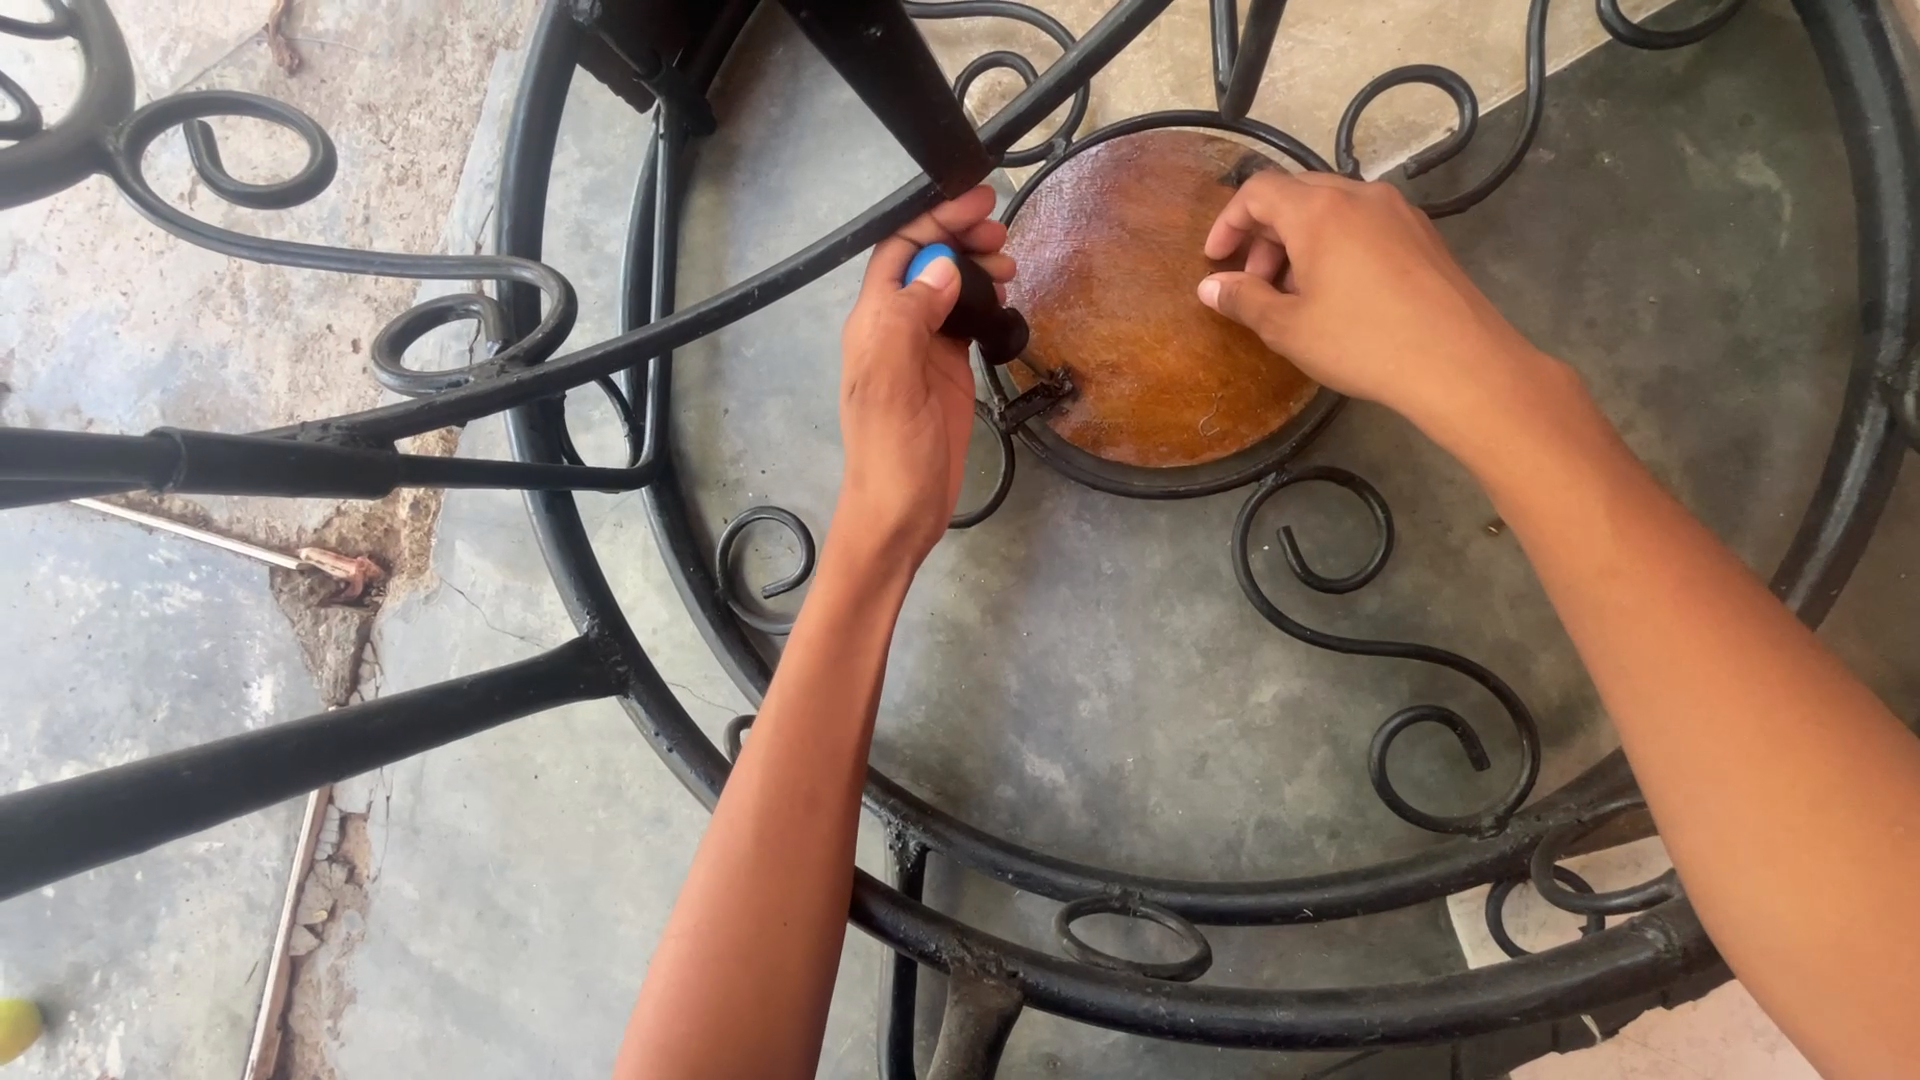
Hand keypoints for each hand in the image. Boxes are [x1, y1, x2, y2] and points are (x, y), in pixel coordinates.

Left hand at [838, 185, 1013, 564]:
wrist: (903, 512)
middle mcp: (895, 329)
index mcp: (873, 324)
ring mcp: (922, 351)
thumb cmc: (892, 456)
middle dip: (959, 238)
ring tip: (1010, 266)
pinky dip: (983, 303)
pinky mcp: (946, 372)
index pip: (900, 251)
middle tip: (1002, 238)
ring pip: (946, 288)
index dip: (935, 220)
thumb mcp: (893, 387)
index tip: (979, 204)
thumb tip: (943, 270)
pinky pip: (962, 321)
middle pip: (924, 263)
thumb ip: (909, 322)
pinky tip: (1003, 300)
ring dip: (975, 268)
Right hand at [1196, 169, 1550, 434]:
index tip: (1215, 260)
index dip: (1227, 222)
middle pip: (1294, 194)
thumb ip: (1243, 299)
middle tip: (1251, 283)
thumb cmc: (1360, 341)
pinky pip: (1361, 223)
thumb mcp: (1287, 327)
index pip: (1258, 191)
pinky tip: (1333, 291)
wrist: (1456, 360)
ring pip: (1330, 208)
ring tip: (1290, 292)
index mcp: (1319, 211)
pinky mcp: (1420, 232)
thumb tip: (1210, 287)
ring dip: (1296, 242)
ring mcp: (1395, 211)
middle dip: (1262, 234)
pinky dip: (1332, 245)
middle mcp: (1358, 196)